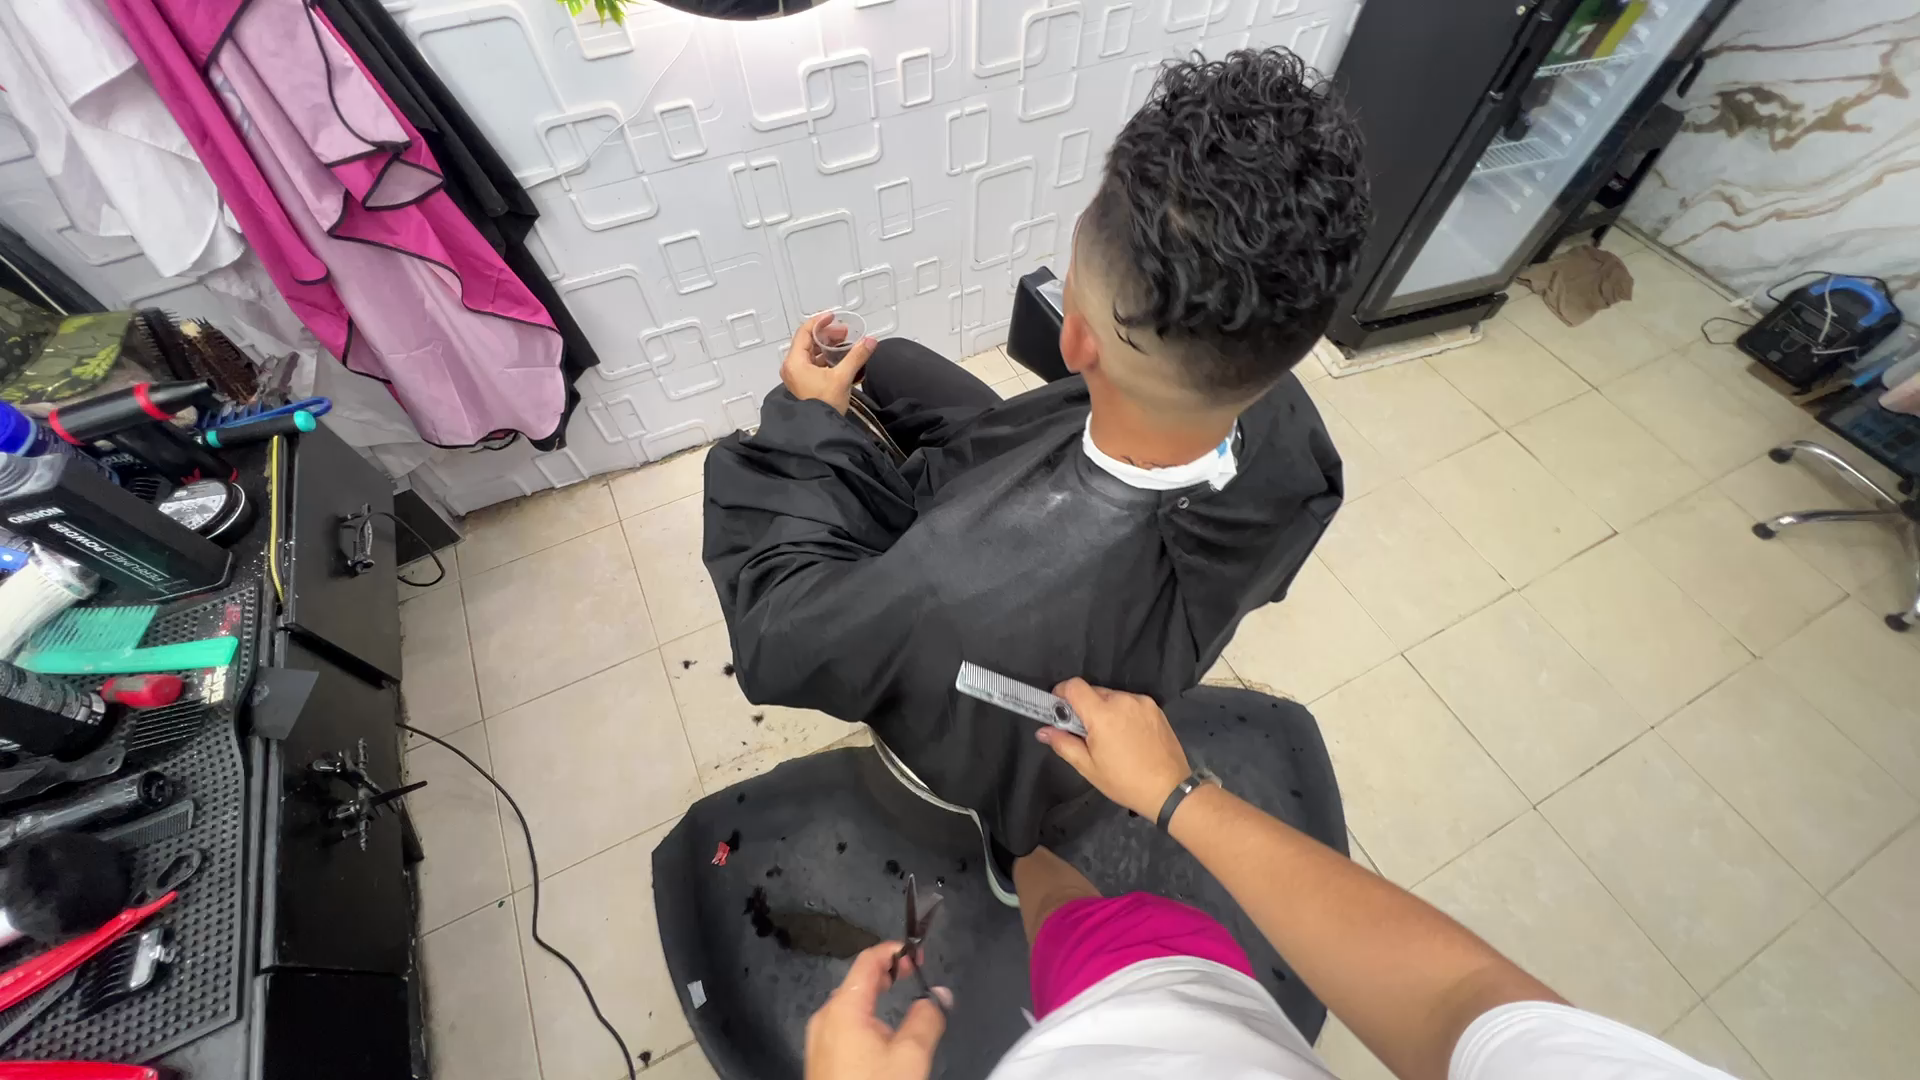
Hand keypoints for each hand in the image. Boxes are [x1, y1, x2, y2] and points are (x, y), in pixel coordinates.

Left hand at [783, 312, 877, 414]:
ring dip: (827, 347)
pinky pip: (812, 365)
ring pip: (811, 354)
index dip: (820, 322)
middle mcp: (792, 367)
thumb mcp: (842, 378)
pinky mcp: (803, 385)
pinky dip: (825, 359)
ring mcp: (796, 377)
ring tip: (845, 345)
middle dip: (827, 335)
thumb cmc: (825, 405)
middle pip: (808, 342)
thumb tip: (870, 341)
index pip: (804, 332)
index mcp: (795, 362)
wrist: (819, 430)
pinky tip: (840, 359)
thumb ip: (856, 356)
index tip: (834, 317)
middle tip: (845, 333)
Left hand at [805, 941, 948, 1079]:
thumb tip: (939, 994)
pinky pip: (844, 1025)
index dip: (895, 951)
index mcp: (844, 1007)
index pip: (868, 960)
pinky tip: (882, 1033)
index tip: (920, 956)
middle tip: (915, 974)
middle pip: (858, 979)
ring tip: (902, 999)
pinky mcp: (820, 1061)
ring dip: (877, 995)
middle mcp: (825, 1016)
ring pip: (850, 1003)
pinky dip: (866, 1016)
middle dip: (888, 972)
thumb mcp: (910, 1058)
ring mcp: (818, 1040)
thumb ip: (927, 1018)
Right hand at [1039, 679, 1192, 819]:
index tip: (1059, 709)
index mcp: (1103, 714)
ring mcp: (1141, 702)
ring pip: (1112, 697)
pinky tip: (1128, 736)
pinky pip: (1129, 702)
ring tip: (1110, 737)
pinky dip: (1122, 713)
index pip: (1074, 686)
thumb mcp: (1088, 767)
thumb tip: (1042, 730)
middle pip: (1093, 691)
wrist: (1170, 791)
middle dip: (1084, 707)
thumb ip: (1063, 743)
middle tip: (1085, 733)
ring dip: (1104, 710)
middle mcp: (1122, 700)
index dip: (1062, 693)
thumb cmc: (1124, 781)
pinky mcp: (1155, 708)